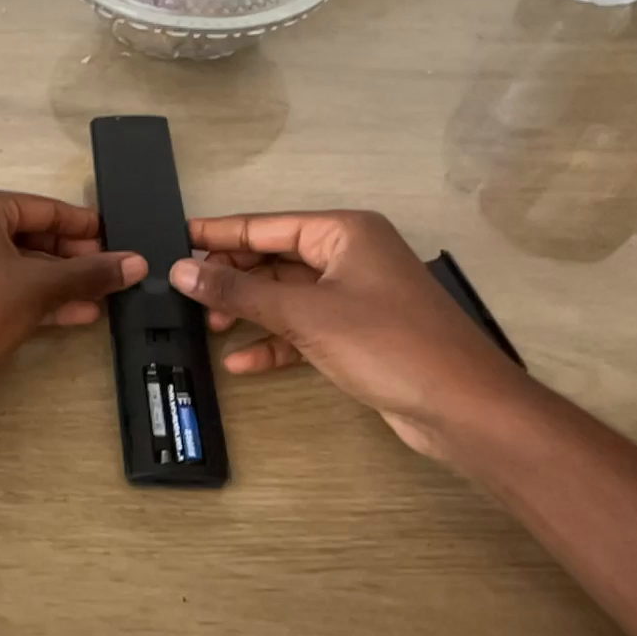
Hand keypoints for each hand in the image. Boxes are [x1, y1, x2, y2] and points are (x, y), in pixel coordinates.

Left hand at [0, 188, 146, 384]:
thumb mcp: (39, 287)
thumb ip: (89, 273)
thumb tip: (137, 263)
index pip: (43, 208)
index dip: (84, 225)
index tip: (119, 238)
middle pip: (32, 237)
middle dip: (74, 259)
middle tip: (114, 273)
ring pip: (20, 265)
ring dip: (60, 283)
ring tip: (103, 297)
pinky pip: (4, 286)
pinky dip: (36, 297)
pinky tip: (77, 313)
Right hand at [169, 210, 536, 460]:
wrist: (464, 409)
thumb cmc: (388, 344)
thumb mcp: (304, 314)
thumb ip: (238, 292)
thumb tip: (181, 271)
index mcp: (343, 233)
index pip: (264, 227)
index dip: (217, 235)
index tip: (173, 240)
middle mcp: (348, 256)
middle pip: (272, 260)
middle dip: (231, 280)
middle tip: (186, 296)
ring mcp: (353, 295)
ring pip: (284, 295)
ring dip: (249, 311)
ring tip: (210, 328)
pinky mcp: (356, 332)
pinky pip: (301, 328)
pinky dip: (273, 342)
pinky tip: (241, 362)